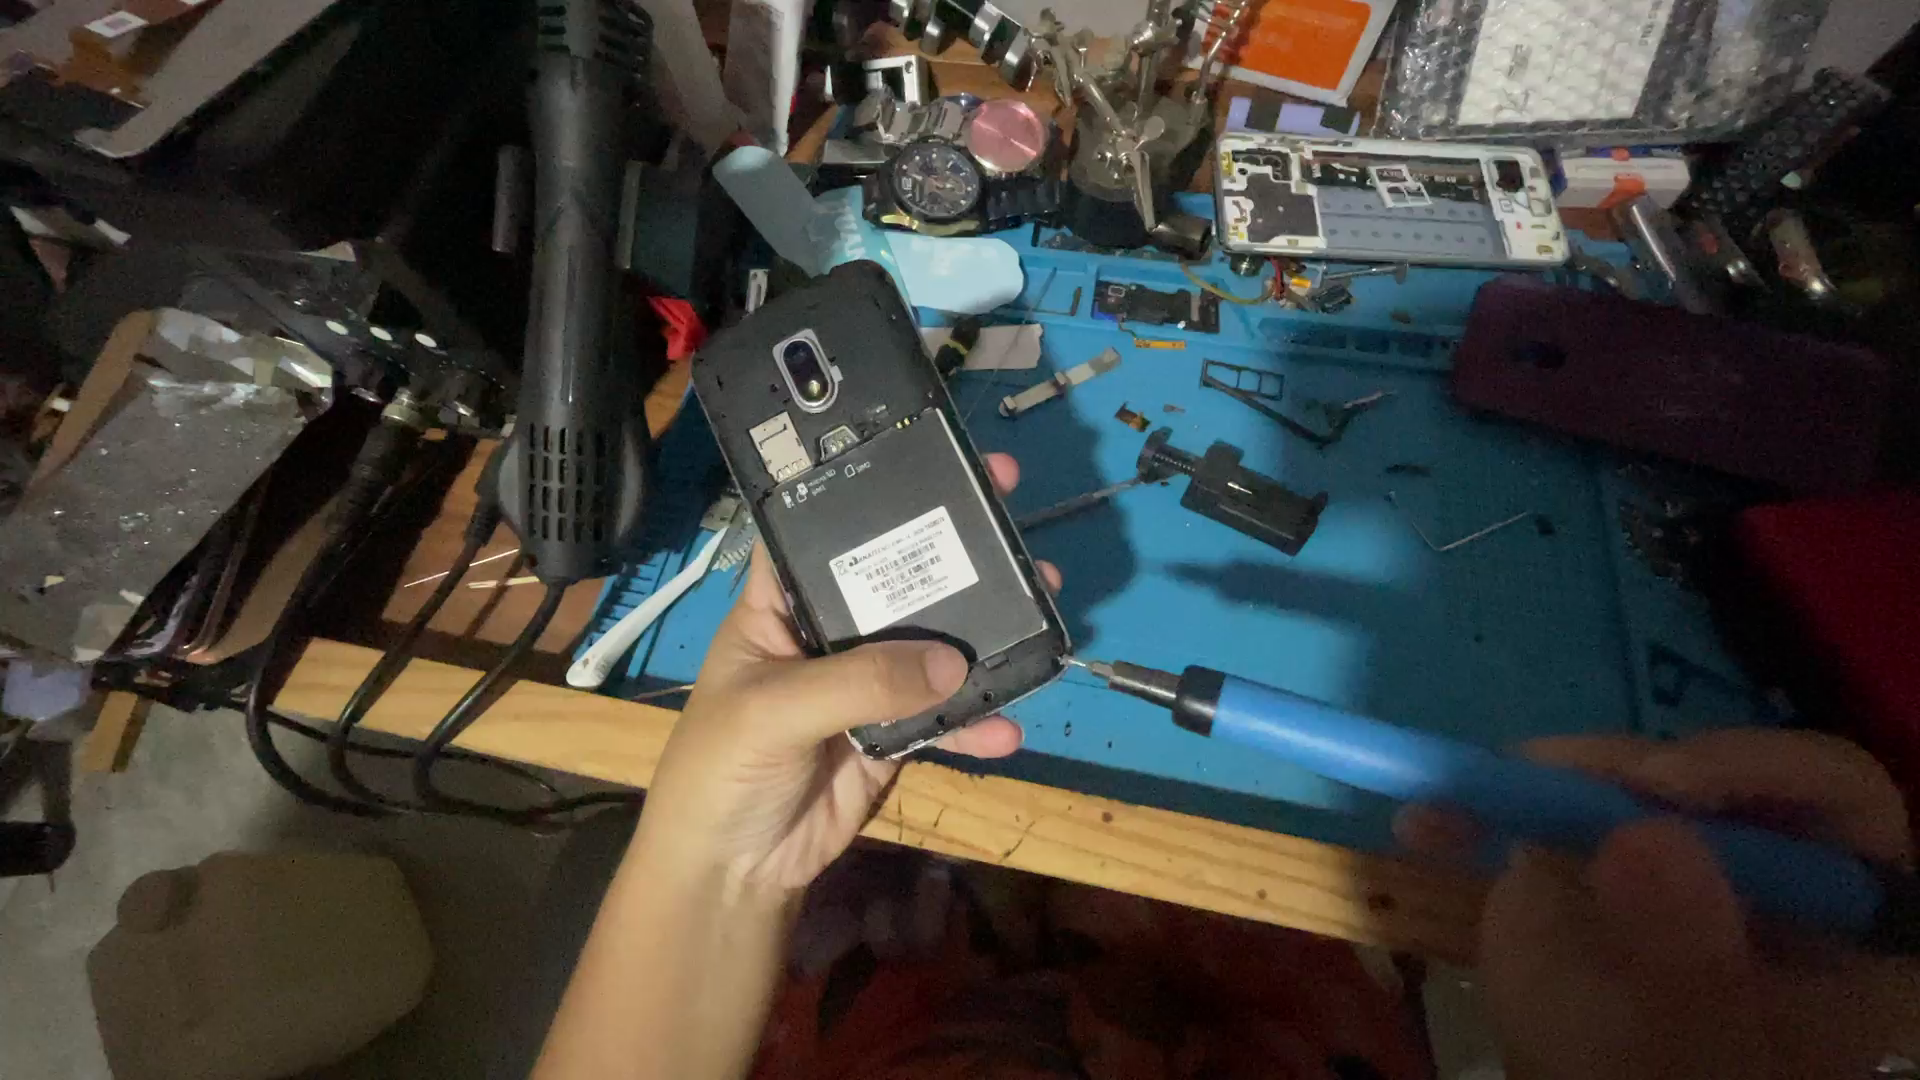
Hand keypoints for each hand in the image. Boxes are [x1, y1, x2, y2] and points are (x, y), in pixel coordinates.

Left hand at [634, 453, 1058, 896]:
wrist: (734, 870)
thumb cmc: (723, 770)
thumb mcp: (774, 710)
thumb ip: (859, 682)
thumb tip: (954, 662)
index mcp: (783, 606)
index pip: (823, 533)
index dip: (872, 496)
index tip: (934, 465)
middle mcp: (830, 633)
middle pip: (895, 581)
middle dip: (950, 553)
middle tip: (1006, 518)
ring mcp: (868, 683)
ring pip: (933, 646)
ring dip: (984, 631)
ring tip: (1040, 603)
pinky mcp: (895, 733)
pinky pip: (944, 716)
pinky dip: (976, 722)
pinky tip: (1008, 727)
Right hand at [1398, 730, 1919, 1078]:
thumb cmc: (1650, 1076)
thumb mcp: (1682, 1040)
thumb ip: (1685, 957)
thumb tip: (1654, 835)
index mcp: (1835, 917)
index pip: (1836, 803)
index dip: (1761, 770)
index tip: (1658, 781)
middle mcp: (1752, 865)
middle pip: (1700, 772)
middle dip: (1611, 765)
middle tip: (1533, 773)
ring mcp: (1656, 848)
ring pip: (1606, 776)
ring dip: (1522, 778)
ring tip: (1452, 800)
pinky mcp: (1576, 843)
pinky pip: (1528, 799)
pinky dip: (1472, 801)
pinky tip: (1426, 825)